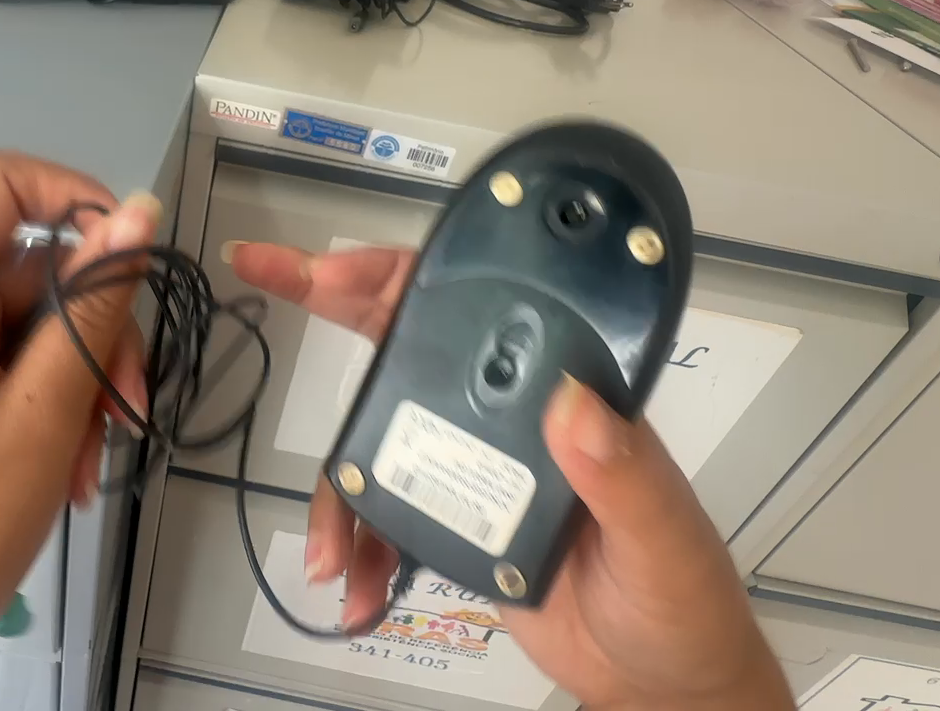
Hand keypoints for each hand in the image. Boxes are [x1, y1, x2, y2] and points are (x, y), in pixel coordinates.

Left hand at [0, 153, 159, 710]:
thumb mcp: (39, 420)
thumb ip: (93, 308)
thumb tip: (138, 210)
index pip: (0, 183)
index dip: (78, 201)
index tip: (136, 263)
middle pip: (33, 267)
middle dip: (95, 333)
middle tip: (131, 409)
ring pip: (32, 323)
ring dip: (80, 382)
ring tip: (90, 460)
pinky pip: (8, 364)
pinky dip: (50, 405)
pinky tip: (65, 469)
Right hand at [228, 242, 790, 710]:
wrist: (653, 681)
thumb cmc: (675, 599)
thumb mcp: (662, 538)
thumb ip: (624, 475)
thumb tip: (573, 405)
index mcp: (549, 386)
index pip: (467, 303)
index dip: (395, 275)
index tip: (334, 270)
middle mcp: (496, 408)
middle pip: (401, 343)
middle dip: (327, 302)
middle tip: (265, 271)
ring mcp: (464, 459)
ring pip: (372, 437)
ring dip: (335, 489)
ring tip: (331, 553)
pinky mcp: (443, 513)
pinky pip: (379, 512)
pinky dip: (357, 548)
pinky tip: (357, 590)